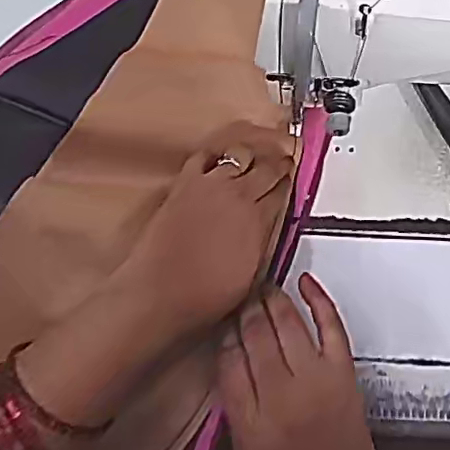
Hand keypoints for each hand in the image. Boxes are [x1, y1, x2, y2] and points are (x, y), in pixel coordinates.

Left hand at [113, 138, 292, 341]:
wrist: (159, 292)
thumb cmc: (205, 295)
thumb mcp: (250, 274)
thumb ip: (262, 240)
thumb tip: (267, 225)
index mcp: (258, 219)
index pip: (282, 191)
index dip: (288, 184)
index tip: (290, 180)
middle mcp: (238, 195)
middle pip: (267, 168)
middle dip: (278, 164)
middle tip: (282, 161)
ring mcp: (211, 184)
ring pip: (239, 155)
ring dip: (250, 156)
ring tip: (252, 158)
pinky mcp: (185, 182)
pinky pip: (204, 156)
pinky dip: (214, 156)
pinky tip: (216, 160)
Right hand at [220, 275, 375, 449]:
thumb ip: (233, 403)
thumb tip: (227, 350)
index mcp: (252, 423)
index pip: (229, 360)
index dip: (224, 333)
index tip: (223, 321)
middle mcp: (284, 398)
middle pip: (256, 335)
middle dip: (246, 310)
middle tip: (242, 297)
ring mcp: (317, 380)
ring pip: (288, 323)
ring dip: (273, 299)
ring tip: (265, 289)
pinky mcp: (343, 371)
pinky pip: (330, 323)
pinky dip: (317, 298)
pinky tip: (305, 283)